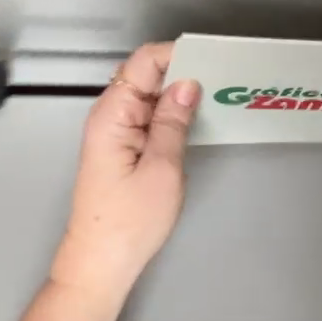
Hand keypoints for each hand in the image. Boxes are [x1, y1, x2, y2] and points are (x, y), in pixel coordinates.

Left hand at [49, 44, 199, 309]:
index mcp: (112, 114)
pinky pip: (149, 116)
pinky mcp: (122, 148)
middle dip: (182, 69)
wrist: (99, 266)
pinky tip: (196, 117)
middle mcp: (109, 116)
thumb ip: (173, 121)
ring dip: (179, 91)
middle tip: (222, 75)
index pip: (143, 62)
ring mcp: (115, 132)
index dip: (176, 53)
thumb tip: (188, 83)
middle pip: (145, 74)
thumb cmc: (129, 222)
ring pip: (149, 95)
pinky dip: (172, 112)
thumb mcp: (162, 169)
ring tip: (217, 92)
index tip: (211, 57)